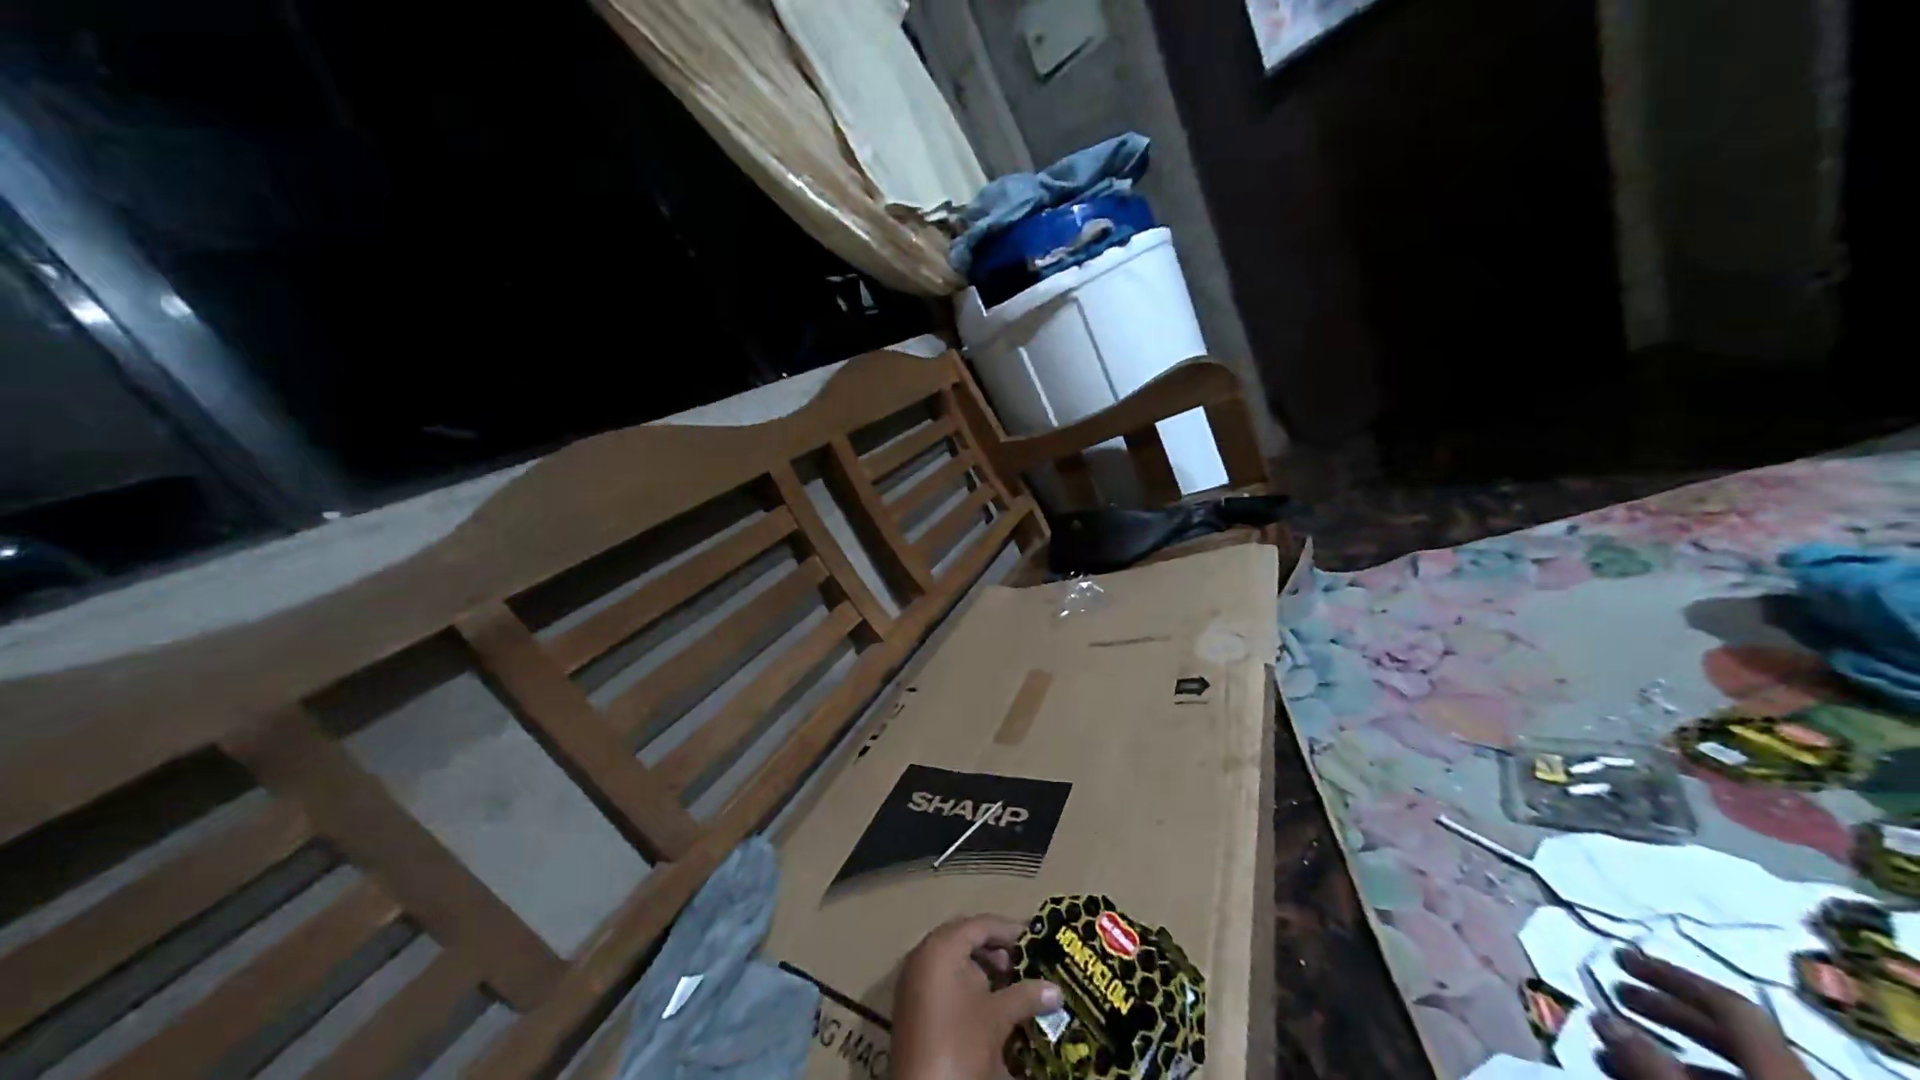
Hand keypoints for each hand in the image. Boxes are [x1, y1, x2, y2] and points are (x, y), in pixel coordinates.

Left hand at [892, 914, 1062, 1079]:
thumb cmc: (960, 1041)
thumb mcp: (998, 1016)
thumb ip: (1027, 995)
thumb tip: (1056, 990)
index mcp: (941, 946)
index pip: (980, 923)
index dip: (1009, 929)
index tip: (1036, 939)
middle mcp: (923, 955)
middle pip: (965, 938)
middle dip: (996, 948)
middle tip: (1024, 963)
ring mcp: (914, 981)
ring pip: (953, 960)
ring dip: (983, 968)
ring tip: (1010, 985)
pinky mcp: (912, 1006)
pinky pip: (943, 980)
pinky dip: (966, 984)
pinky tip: (987, 1004)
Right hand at [1597, 948, 1812, 1079]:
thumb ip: (1648, 1062)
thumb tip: (1600, 1016)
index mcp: (1780, 1062)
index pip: (1729, 1004)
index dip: (1674, 976)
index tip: (1622, 958)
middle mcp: (1790, 1068)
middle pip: (1731, 1030)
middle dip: (1669, 1008)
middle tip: (1618, 992)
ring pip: (1732, 1061)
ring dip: (1673, 1044)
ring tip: (1625, 1040)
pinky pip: (1735, 1079)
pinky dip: (1691, 1071)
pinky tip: (1655, 1071)